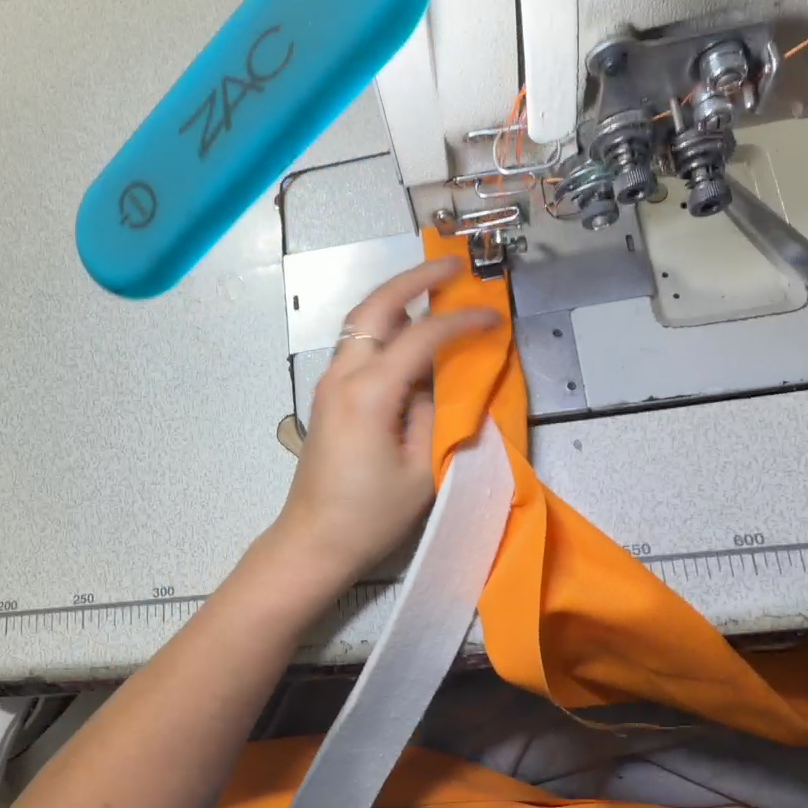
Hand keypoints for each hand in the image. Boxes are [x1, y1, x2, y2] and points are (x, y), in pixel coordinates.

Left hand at [267, 256, 499, 586]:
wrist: (314, 541)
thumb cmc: (370, 514)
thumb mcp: (421, 469)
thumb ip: (435, 414)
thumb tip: (438, 381)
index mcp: (369, 393)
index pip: (421, 338)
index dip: (461, 322)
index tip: (493, 316)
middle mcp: (341, 376)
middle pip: (375, 307)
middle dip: (414, 279)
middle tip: (451, 267)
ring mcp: (328, 384)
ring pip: (359, 322)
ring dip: (395, 299)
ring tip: (432, 291)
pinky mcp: (327, 397)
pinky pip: (355, 345)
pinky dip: (383, 326)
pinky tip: (408, 334)